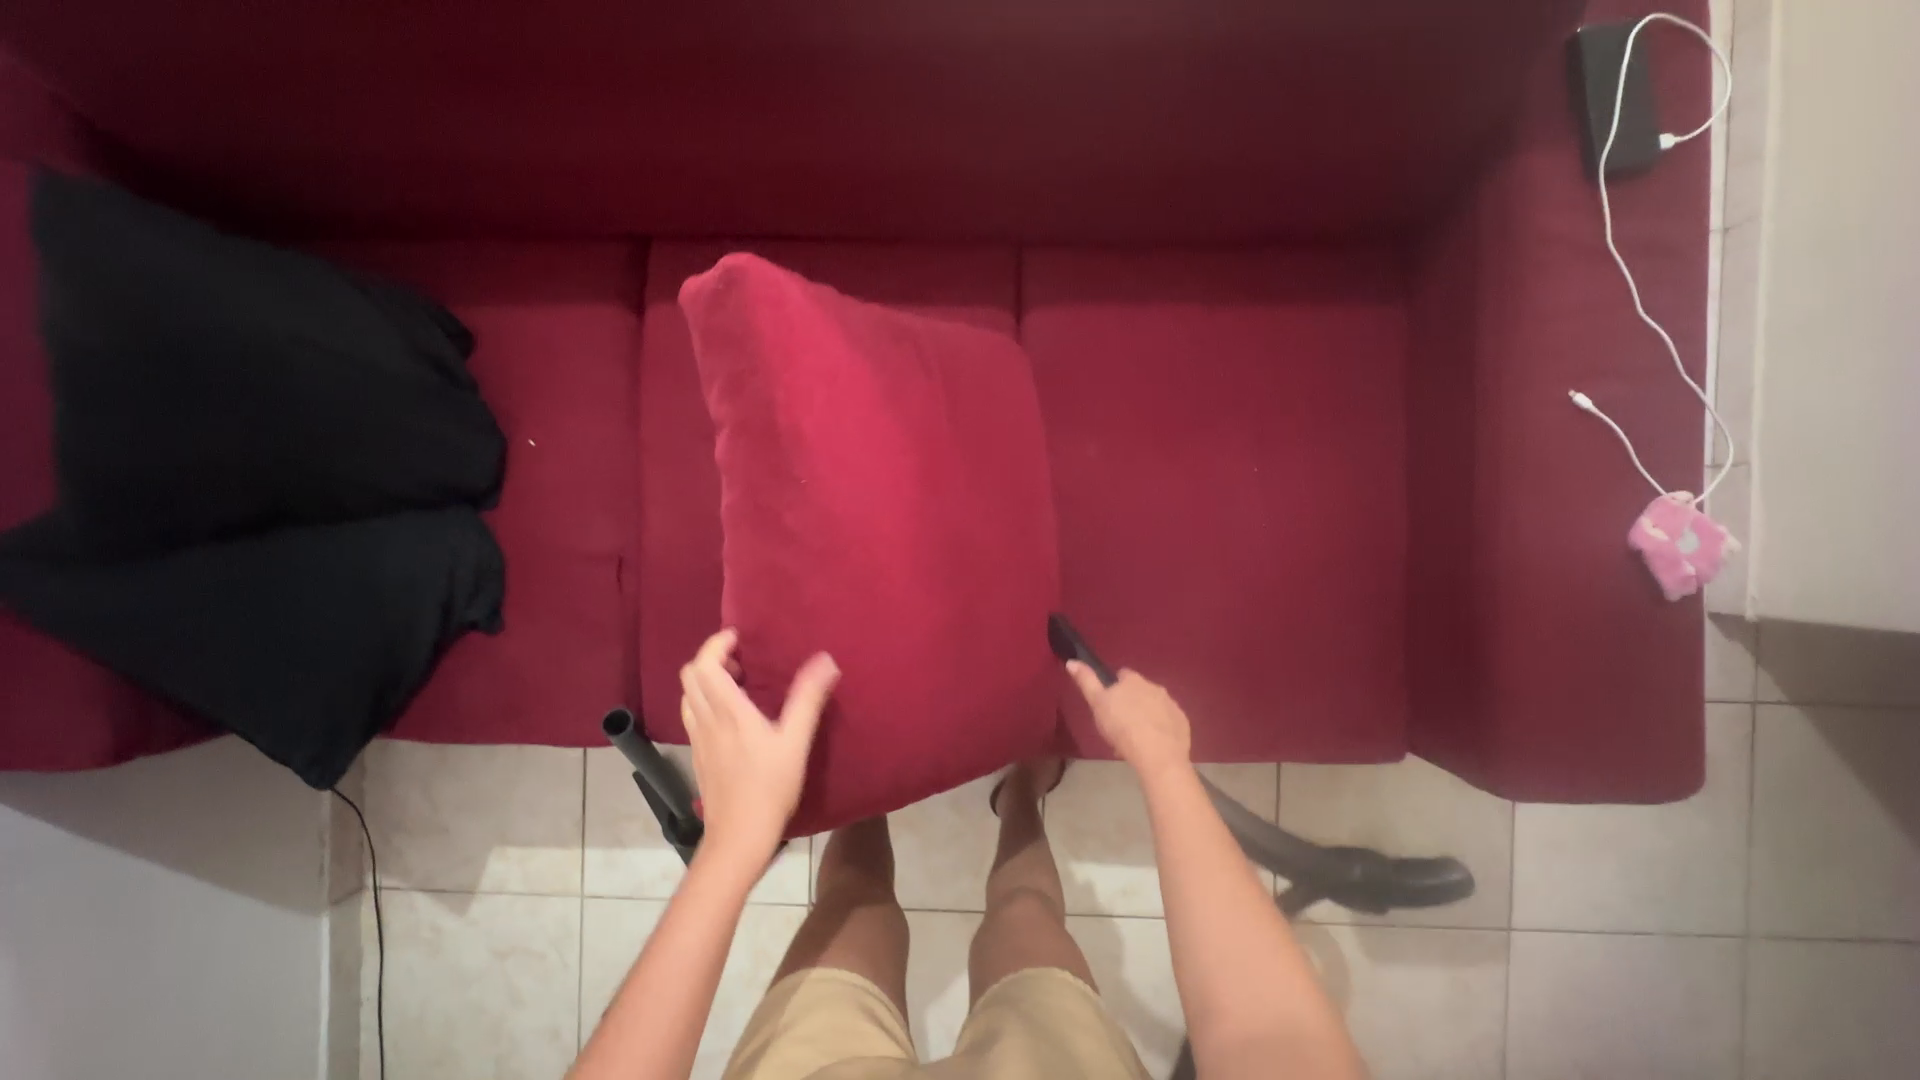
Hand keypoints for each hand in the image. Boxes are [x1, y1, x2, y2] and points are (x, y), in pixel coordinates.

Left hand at [680, 629, 838, 863]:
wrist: (738, 837)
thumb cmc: (770, 788)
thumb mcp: (796, 742)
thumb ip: (808, 699)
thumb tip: (826, 661)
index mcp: (728, 712)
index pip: (705, 664)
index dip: (716, 644)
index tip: (739, 638)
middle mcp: (706, 721)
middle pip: (690, 675)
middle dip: (712, 659)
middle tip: (742, 660)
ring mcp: (698, 740)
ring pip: (688, 696)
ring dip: (706, 681)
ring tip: (738, 684)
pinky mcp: (698, 756)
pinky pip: (693, 716)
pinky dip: (706, 702)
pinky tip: (732, 717)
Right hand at [1066, 662, 1191, 780]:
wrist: (1158, 755)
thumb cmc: (1122, 728)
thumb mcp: (1097, 704)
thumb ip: (1086, 681)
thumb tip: (1072, 661)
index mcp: (1134, 681)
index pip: (1122, 675)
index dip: (1114, 687)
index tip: (1108, 703)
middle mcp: (1156, 687)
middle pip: (1140, 690)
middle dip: (1131, 702)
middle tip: (1119, 724)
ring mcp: (1172, 704)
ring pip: (1154, 706)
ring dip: (1145, 716)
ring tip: (1134, 738)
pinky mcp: (1182, 723)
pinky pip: (1168, 721)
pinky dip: (1160, 729)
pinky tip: (1151, 744)